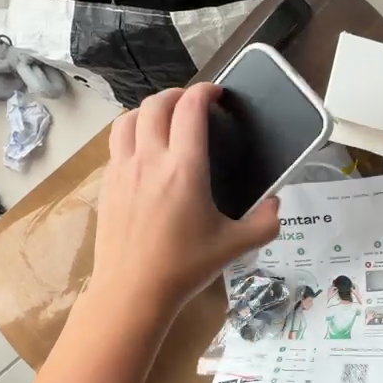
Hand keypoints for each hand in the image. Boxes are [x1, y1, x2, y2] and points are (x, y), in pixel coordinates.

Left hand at [90, 84, 280, 319]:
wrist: (133, 291)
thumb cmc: (185, 267)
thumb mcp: (235, 247)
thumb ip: (264, 223)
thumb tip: (275, 206)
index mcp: (185, 168)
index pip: (190, 109)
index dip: (204, 92)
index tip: (215, 93)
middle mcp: (150, 160)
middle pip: (156, 105)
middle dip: (176, 95)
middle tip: (192, 103)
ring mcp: (123, 170)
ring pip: (128, 118)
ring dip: (148, 109)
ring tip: (162, 118)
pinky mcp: (107, 184)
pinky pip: (116, 144)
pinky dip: (131, 133)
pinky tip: (142, 150)